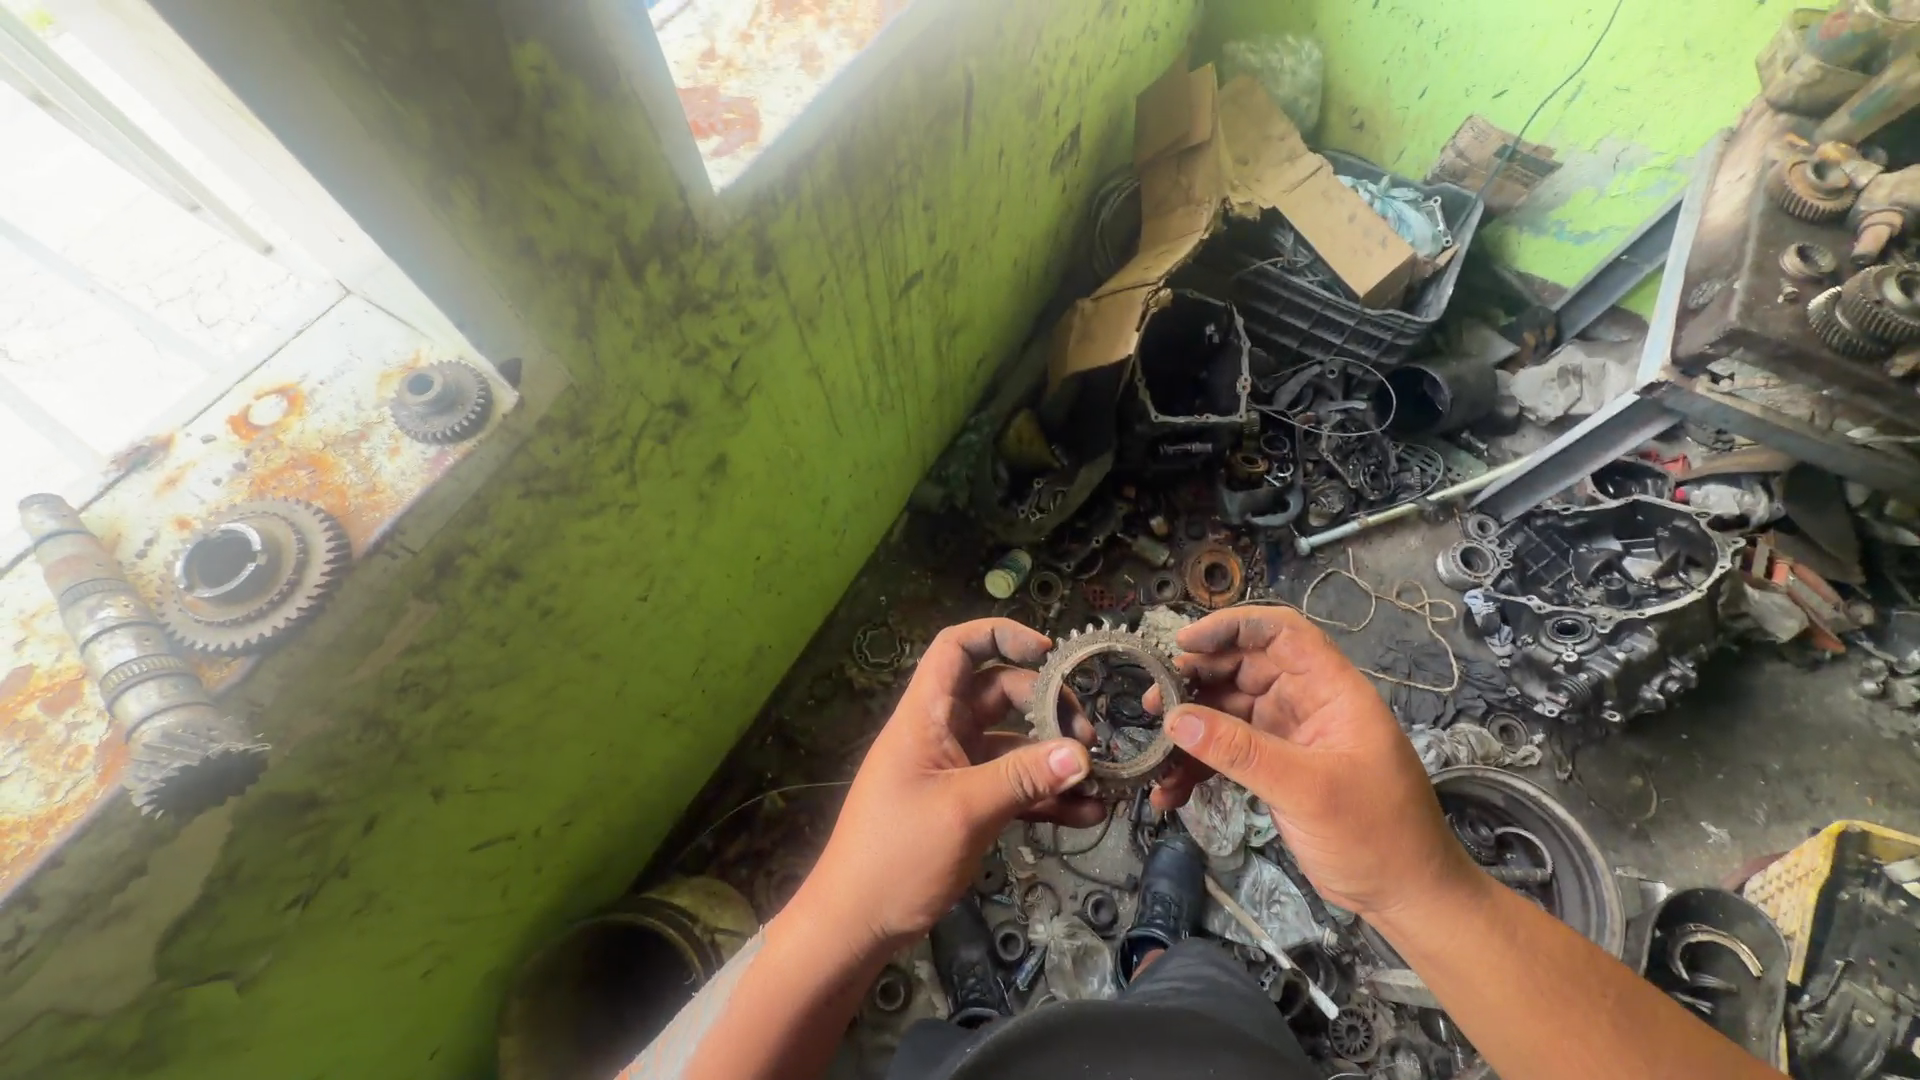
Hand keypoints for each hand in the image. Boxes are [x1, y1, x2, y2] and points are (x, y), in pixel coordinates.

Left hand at [791, 619, 1103, 955]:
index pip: (958, 648)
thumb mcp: (964, 810)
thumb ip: (1023, 778)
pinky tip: (1086, 815)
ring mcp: (957, 769)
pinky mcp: (969, 805)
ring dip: (1055, 758)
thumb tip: (1081, 753)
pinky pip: (1014, 787)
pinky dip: (1046, 796)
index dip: (1002, 635)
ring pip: (1014, 743)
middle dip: (1048, 708)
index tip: (1049, 652)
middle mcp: (943, 732)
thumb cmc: (897, 854)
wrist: (856, 924)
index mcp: (926, 714)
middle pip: (1001, 693)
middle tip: (1088, 740)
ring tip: (1098, 781)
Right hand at [1148, 607, 1477, 919]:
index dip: (1232, 627)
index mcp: (1330, 690)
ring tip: (1154, 748)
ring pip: (1228, 712)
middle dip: (1196, 681)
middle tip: (1155, 700)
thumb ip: (1240, 751)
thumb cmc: (1376, 834)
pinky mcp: (1275, 769)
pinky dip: (1199, 768)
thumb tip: (1175, 720)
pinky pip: (1228, 754)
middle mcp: (1306, 704)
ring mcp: (1288, 736)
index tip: (1183, 644)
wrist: (1407, 898)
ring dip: (1191, 728)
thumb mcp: (1307, 789)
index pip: (1280, 633)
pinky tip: (1171, 790)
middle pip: (1243, 669)